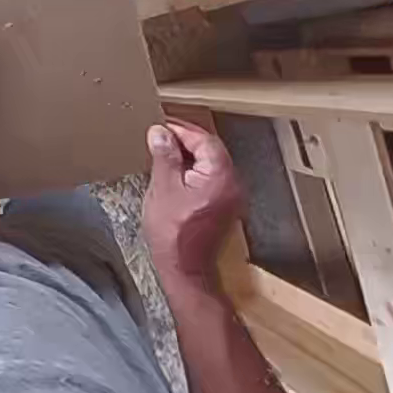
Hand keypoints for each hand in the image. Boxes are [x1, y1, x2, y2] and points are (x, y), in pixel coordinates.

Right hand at [141, 118, 242, 288]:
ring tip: (162, 150)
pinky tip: (172, 170)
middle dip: (185, 139)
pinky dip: (192, 168)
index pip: (205, 141)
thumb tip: (160, 133)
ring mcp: (230, 196)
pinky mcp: (222, 205)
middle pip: (211, 150)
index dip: (182, 129)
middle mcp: (232, 185)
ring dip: (187, 154)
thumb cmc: (173, 233)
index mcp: (220, 177)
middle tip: (159, 135)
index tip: (161, 125)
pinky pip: (209, 177)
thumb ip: (164, 157)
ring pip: (210, 163)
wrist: (184, 267)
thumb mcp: (162, 188)